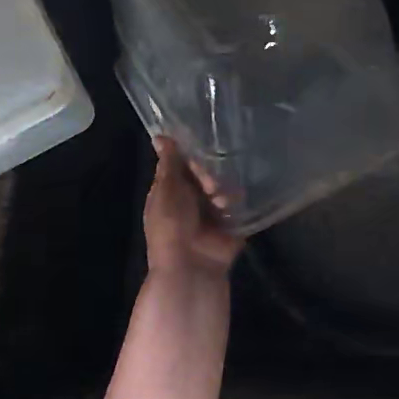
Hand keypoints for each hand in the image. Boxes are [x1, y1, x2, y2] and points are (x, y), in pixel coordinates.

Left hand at [144, 136, 242, 279]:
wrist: (190, 263)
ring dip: (222, 191)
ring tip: (218, 202)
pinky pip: (239, 204)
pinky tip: (228, 209)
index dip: (190, 159)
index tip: (195, 159)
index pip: (184, 165)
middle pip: (206, 174)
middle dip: (208, 176)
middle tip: (208, 185)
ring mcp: (212, 213)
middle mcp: (192, 200)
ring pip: (224, 187)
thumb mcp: (167, 188)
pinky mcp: (231, 224)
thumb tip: (159, 135)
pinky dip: (234, 204)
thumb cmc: (171, 223)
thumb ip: (169, 162)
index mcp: (171, 192)